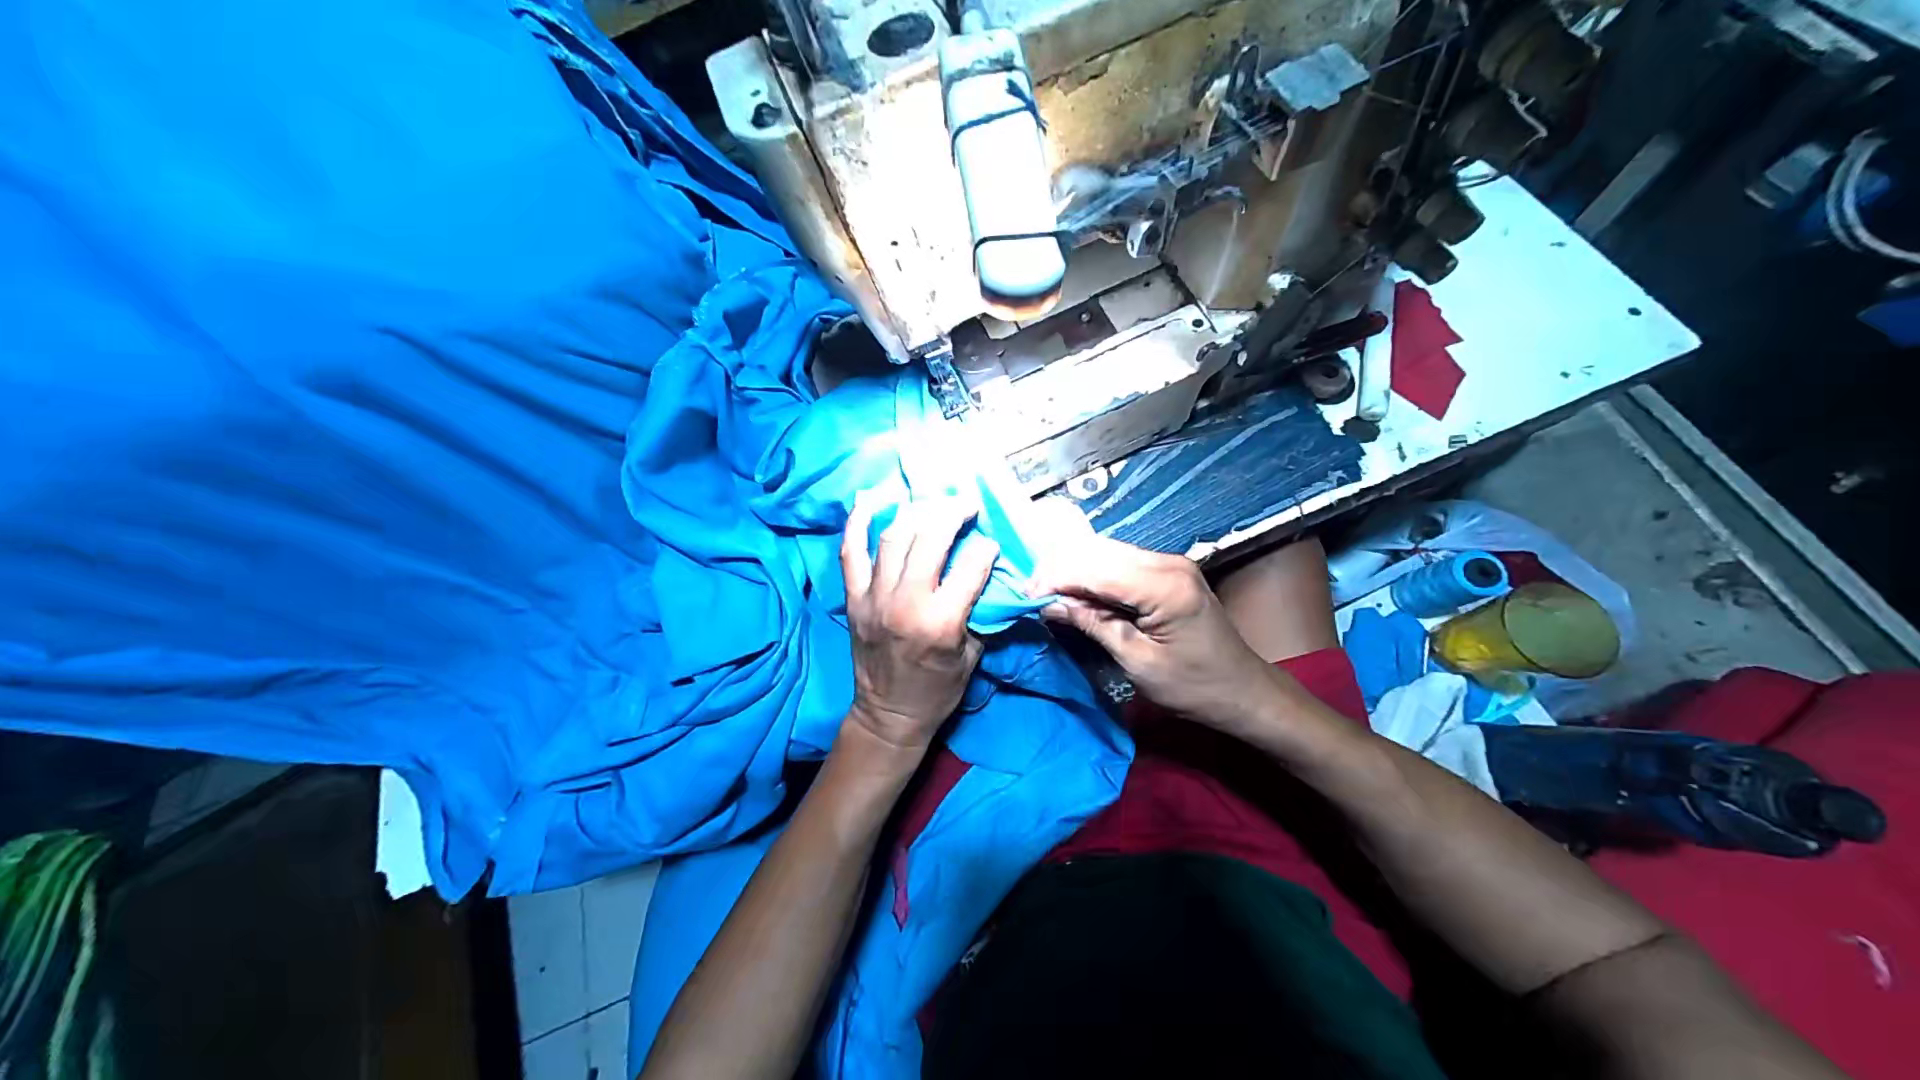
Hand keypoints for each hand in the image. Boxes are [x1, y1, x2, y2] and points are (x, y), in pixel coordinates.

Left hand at [839, 493, 998, 754]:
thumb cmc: (938, 690)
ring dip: (916, 512)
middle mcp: (905, 603)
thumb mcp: (973, 655)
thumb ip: (981, 611)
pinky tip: (871, 500)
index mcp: (940, 622)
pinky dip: (858, 523)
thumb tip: (992, 573)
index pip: (970, 567)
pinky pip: (851, 552)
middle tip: (967, 503)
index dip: (986, 548)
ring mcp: (873, 598)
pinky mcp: (853, 598)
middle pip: (929, 540)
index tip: (991, 542)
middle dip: (952, 513)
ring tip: (933, 502)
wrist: (888, 715)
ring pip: (894, 538)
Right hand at [1029, 536, 1280, 731]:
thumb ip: (1094, 625)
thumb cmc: (1193, 686)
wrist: (1242, 690)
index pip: (1096, 568)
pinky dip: (1093, 573)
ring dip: (1074, 569)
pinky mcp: (1167, 570)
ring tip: (1048, 594)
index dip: (1056, 578)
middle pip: (1098, 551)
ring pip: (1106, 551)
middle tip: (1032, 595)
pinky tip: (1076, 591)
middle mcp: (1167, 562)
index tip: (1026, 596)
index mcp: (1165, 586)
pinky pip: (1119, 561)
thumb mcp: (1137, 662)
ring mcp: (1169, 562)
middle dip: (1060, 569)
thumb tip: (1050, 604)